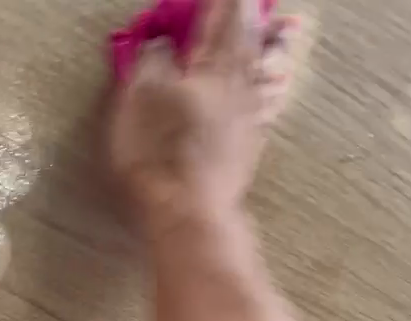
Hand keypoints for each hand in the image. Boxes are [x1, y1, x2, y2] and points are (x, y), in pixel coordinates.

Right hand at [110, 0, 301, 234]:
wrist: (189, 210)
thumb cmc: (156, 159)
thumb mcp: (135, 108)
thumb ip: (147, 68)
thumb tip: (158, 43)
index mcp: (208, 67)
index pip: (217, 16)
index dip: (215, 2)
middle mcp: (236, 81)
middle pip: (245, 35)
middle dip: (244, 13)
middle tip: (244, 2)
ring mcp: (248, 110)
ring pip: (262, 63)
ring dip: (266, 41)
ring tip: (275, 27)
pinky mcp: (251, 139)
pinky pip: (267, 97)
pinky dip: (270, 82)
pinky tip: (274, 81)